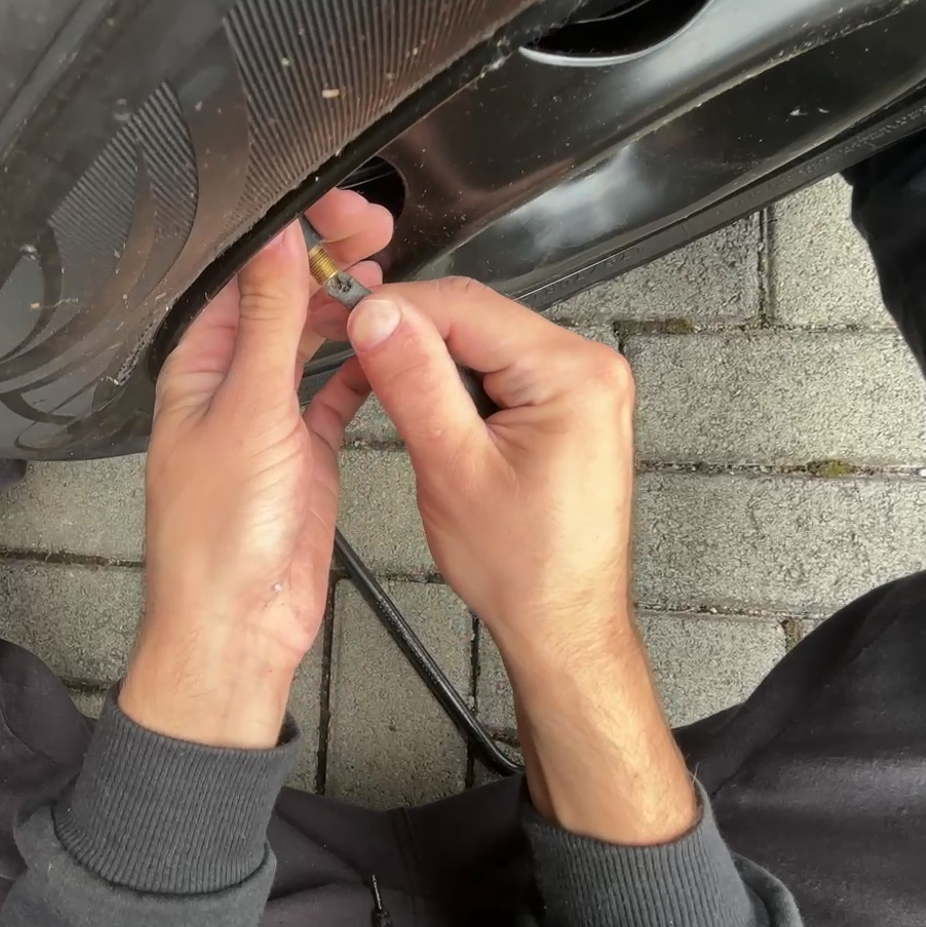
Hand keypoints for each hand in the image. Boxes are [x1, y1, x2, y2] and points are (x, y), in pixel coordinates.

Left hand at [120, 191, 389, 748]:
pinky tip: (380, 351)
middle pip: (278, 303)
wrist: (238, 623)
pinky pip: (331, 396)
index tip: (344, 211)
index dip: (293, 234)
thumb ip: (268, 322)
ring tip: (383, 284)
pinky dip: (356, 369)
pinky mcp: (302, 453)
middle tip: (378, 234)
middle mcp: (229, 389)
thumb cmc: (220, 534)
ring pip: (306, 346)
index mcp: (198, 370)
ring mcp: (267, 421)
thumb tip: (277, 241)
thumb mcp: (248, 411)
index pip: (244, 277)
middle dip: (324, 262)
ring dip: (342, 312)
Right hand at [346, 279, 695, 842]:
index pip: (464, 306)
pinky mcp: (561, 408)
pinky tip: (421, 404)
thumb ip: (414, 383)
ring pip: (479, 344)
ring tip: (376, 382)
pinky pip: (494, 373)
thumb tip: (377, 316)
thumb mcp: (453, 468)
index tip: (339, 316)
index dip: (392, 307)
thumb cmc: (522, 565)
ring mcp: (577, 387)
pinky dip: (450, 382)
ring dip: (424, 358)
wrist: (559, 619)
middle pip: (475, 319)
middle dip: (406, 330)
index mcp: (572, 373)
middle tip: (346, 347)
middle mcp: (586, 367)